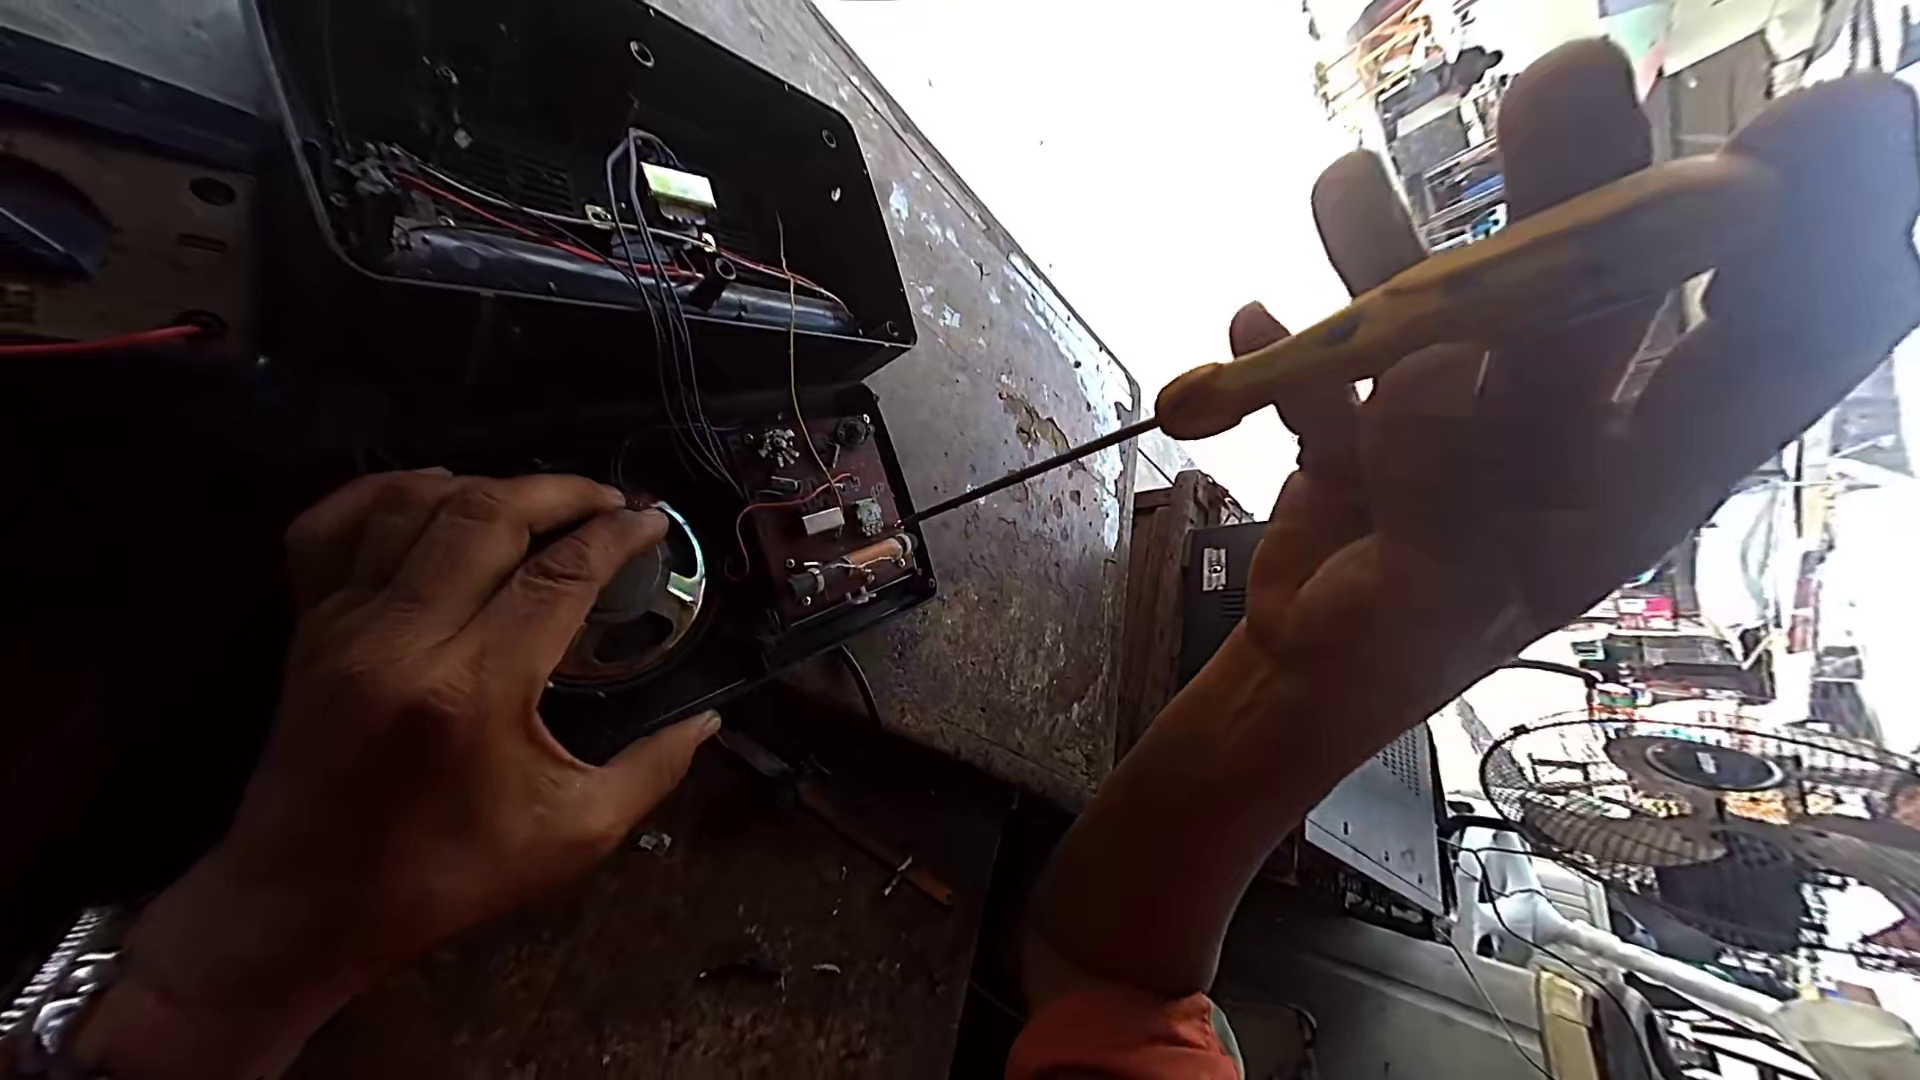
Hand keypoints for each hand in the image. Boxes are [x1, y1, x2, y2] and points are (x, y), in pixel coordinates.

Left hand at [73, 472, 720, 1079]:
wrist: (293, 912)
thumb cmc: (449, 872)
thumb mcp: (579, 833)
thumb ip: (657, 769)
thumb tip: (711, 720)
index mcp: (478, 687)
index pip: (560, 574)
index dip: (616, 535)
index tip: (653, 519)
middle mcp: (404, 639)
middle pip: (487, 516)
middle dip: (561, 491)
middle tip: (609, 499)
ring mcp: (343, 626)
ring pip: (415, 506)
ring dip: (492, 485)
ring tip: (543, 499)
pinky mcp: (305, 628)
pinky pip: (330, 524)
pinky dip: (389, 489)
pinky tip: (440, 491)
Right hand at [1025, 42, 1919, 1006]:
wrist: (1301, 669)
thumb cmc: (1385, 655)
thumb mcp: (1431, 592)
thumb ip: (1439, 485)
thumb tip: (1432, 365)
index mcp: (1625, 472)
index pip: (1768, 339)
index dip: (1816, 232)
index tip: (1819, 118)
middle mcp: (1543, 424)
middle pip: (1579, 286)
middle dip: (1573, 182)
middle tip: (1558, 79)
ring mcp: (1438, 418)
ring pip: (1425, 310)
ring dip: (1385, 249)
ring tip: (1337, 184)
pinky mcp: (1352, 428)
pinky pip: (1320, 375)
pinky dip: (1281, 354)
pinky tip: (1243, 323)